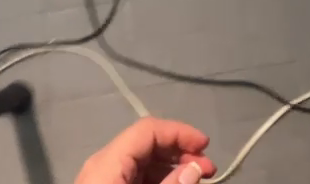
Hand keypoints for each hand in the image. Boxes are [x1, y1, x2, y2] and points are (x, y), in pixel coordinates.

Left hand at [74, 118, 216, 183]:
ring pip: (141, 162)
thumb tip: (194, 169)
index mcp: (107, 163)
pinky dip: (157, 180)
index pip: (147, 131)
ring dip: (171, 167)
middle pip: (145, 144)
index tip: (206, 146)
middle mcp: (102, 165)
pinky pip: (134, 178)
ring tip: (196, 180)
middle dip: (179, 151)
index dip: (179, 132)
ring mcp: (102, 180)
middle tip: (208, 170)